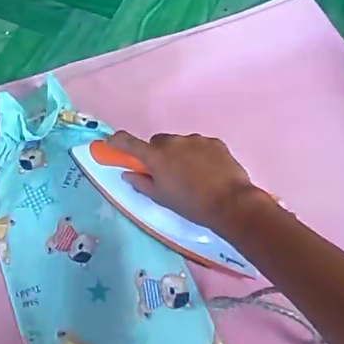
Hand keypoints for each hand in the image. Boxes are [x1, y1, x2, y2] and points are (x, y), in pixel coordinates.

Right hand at [106, 131, 266, 234]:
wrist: (232, 203)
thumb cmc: (190, 204)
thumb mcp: (161, 198)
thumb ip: (140, 183)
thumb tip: (128, 173)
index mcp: (155, 156)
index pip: (128, 142)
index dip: (117, 141)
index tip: (111, 143)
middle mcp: (172, 142)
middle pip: (157, 142)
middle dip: (157, 153)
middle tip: (164, 171)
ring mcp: (195, 140)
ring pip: (179, 143)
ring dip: (179, 153)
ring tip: (191, 174)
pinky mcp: (214, 143)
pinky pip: (199, 145)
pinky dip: (198, 155)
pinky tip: (207, 171)